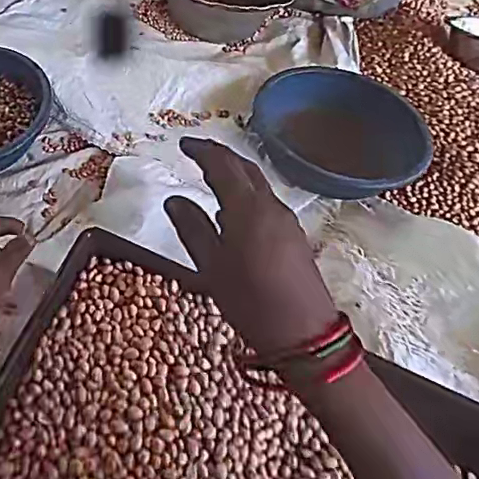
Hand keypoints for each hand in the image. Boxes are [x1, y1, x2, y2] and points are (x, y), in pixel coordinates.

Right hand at [162, 138, 339, 357]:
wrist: (304, 334)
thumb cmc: (250, 301)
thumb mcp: (211, 266)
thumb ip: (192, 228)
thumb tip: (174, 200)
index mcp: (247, 209)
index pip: (223, 165)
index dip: (203, 151)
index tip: (184, 144)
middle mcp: (270, 207)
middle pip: (244, 168)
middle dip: (220, 155)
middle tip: (196, 152)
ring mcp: (286, 221)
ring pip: (257, 184)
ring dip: (234, 172)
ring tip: (210, 174)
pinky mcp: (293, 236)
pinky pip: (265, 201)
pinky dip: (245, 192)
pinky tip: (232, 208)